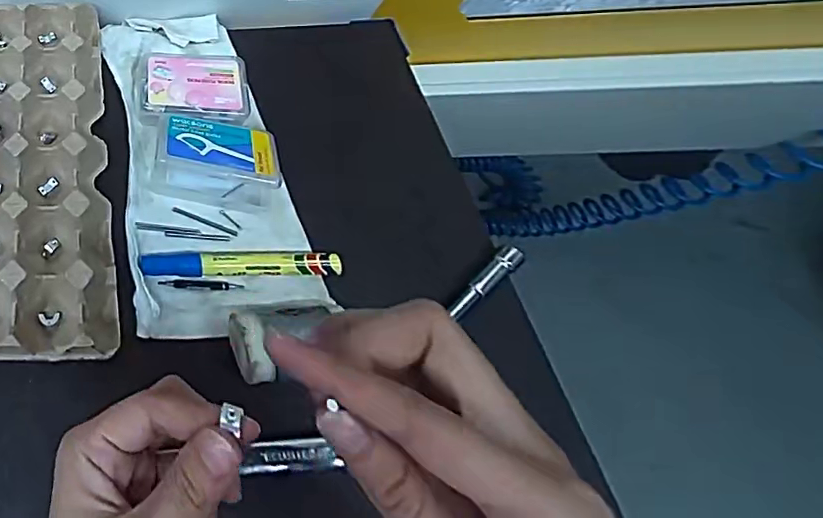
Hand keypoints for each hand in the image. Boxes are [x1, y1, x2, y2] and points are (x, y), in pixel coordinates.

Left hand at [50, 375, 260, 517]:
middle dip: (205, 431)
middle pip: (166, 412)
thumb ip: (188, 490)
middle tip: (239, 455)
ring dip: (209, 454)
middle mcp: (106, 449)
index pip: (152, 406)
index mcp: (91, 448)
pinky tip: (215, 494)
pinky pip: (179, 464)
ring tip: (228, 485)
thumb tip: (223, 440)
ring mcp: (125, 470)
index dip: (199, 414)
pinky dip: (203, 474)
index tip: (239, 435)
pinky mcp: (143, 491)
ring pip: (178, 436)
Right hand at [267, 301, 609, 517]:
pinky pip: (424, 364)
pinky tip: (355, 394)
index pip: (419, 413)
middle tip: (311, 367)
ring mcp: (514, 421)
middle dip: (361, 338)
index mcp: (536, 492)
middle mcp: (529, 437)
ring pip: (423, 334)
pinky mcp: (490, 418)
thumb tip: (331, 411)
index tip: (285, 349)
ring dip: (363, 346)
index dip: (343, 378)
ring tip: (326, 382)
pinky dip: (377, 365)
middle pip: (431, 330)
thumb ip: (392, 485)